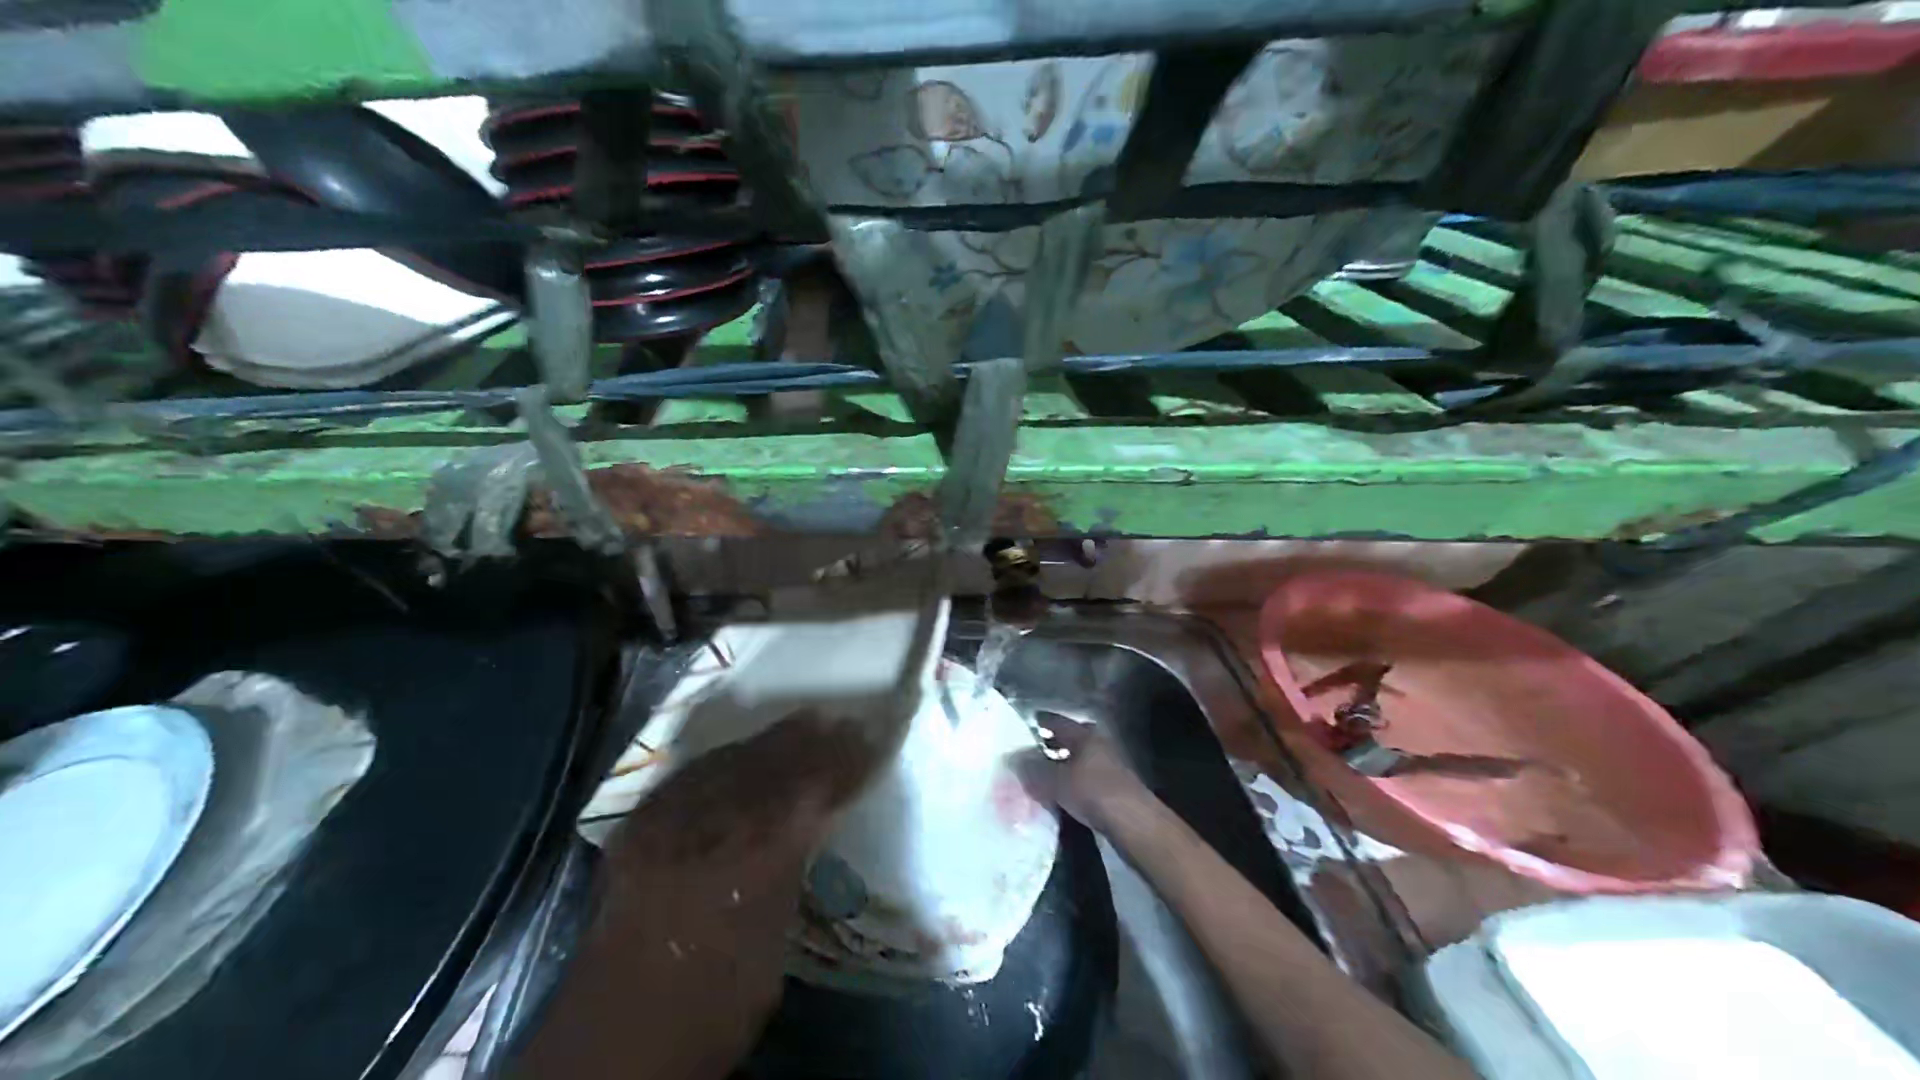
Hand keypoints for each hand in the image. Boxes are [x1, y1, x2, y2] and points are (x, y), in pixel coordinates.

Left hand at [525, 712, 888, 1079]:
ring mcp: (671, 820)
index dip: (848, 761)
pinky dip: (729, 757)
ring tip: (805, 722)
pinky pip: (694, 773)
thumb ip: (792, 869)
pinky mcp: (640, 824)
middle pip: (776, 762)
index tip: (874, 740)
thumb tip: (812, 823)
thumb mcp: (775, 941)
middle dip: (814, 739)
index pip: (816, 787)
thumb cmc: (714, 1003)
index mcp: (759, 857)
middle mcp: (715, 825)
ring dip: (774, 740)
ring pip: (735, 759)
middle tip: (844, 721)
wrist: (615, 1038)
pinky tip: (744, 751)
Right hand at [1014, 715, 1151, 830]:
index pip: (1057, 722)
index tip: (1024, 724)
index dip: (1041, 722)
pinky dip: (1072, 780)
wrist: (1133, 822)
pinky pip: (1086, 777)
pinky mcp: (1114, 787)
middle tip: (1030, 750)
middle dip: (1052, 744)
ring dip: (1062, 764)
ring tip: (1041, 774)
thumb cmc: (1093, 791)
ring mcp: (1109, 766)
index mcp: (1085, 735)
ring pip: (1079, 759)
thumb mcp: (1056, 781)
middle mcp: (1099, 744)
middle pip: (1071, 739)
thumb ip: (1034, 769)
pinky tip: (1061, 792)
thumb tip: (1014, 757)